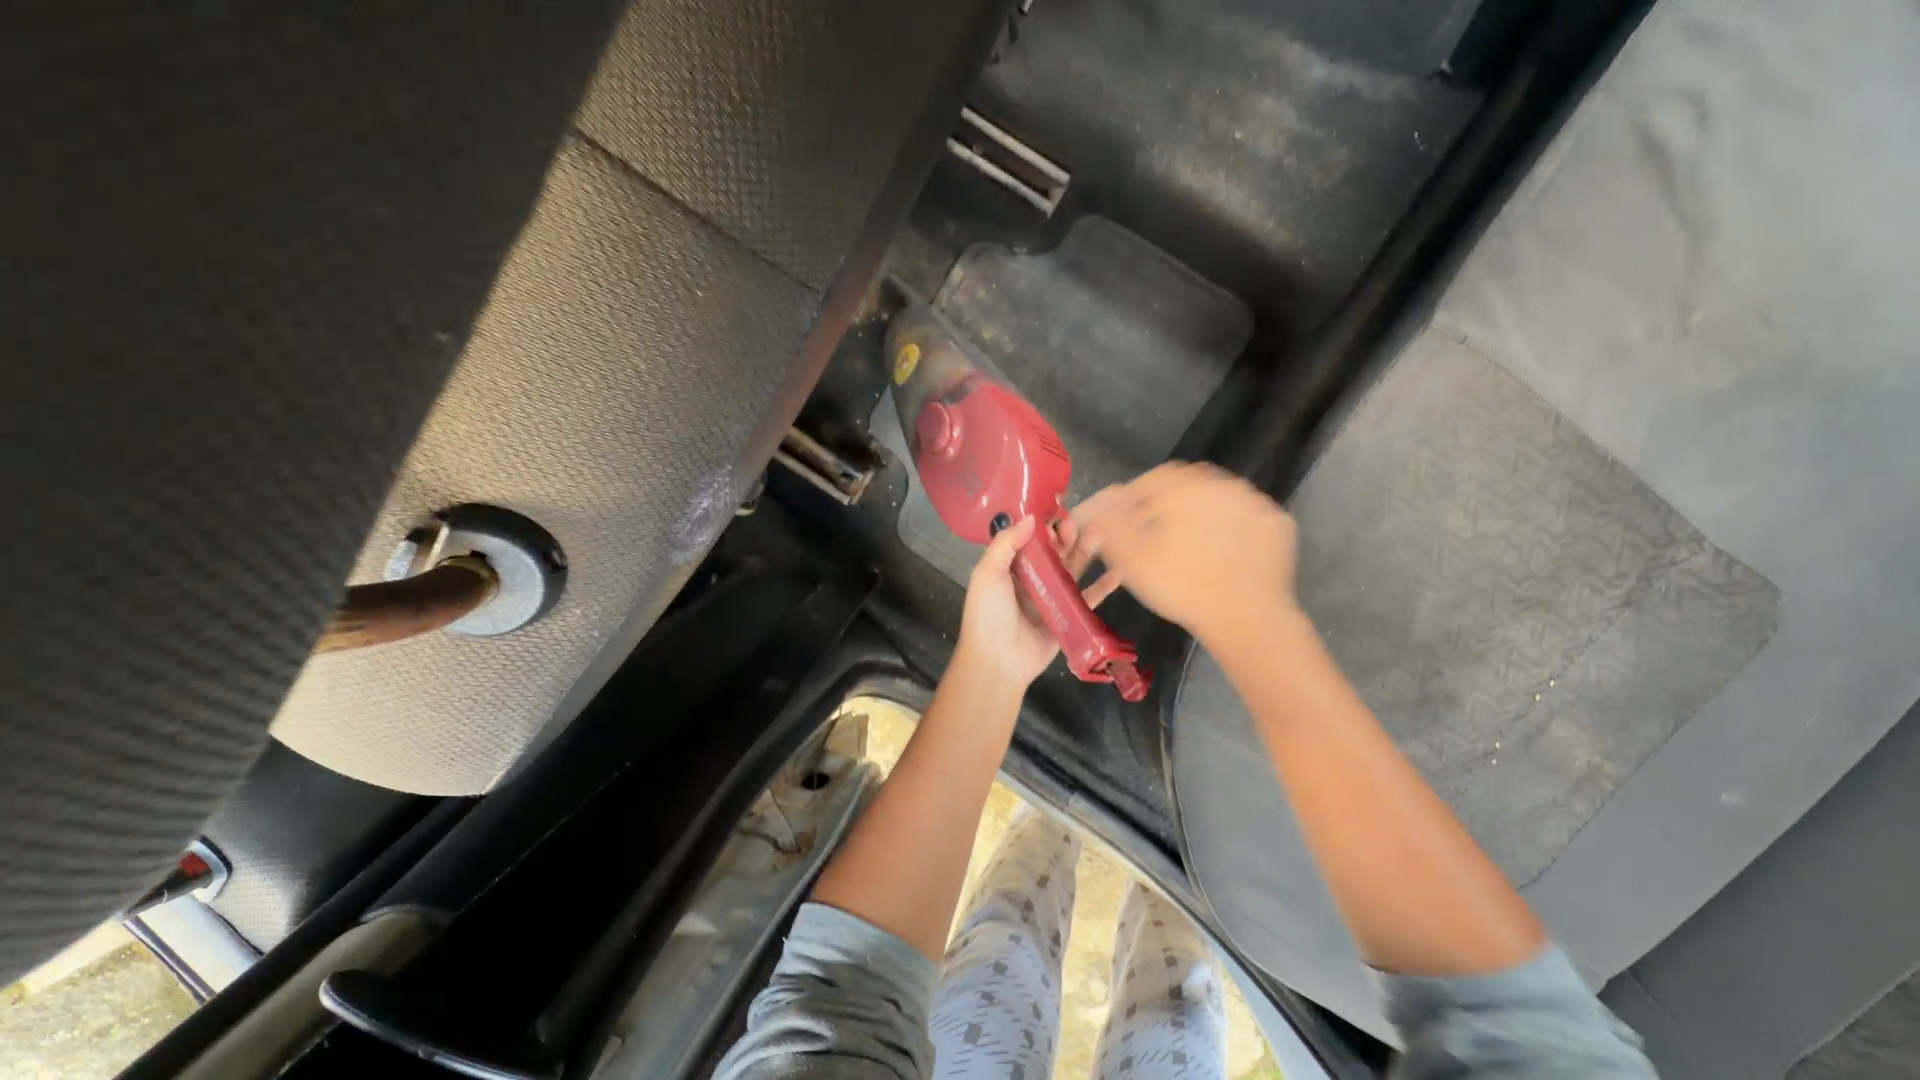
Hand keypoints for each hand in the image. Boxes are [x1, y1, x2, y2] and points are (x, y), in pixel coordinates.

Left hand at [955, 515, 1120, 688]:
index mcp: (1009, 570)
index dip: (1043, 527)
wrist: (998, 661)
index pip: (1029, 542)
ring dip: (1085, 553)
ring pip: (1072, 571)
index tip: (1055, 512)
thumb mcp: (988, 573)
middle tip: (1075, 525)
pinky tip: (1116, 573)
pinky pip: (1087, 599)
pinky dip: (1102, 587)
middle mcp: (1031, 582)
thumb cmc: (988, 614)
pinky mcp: (1067, 618)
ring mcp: (1051, 600)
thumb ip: (1006, 544)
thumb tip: (1031, 518)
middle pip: (1054, 554)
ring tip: (1099, 534)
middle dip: (1065, 537)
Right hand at [1071, 462, 1299, 644]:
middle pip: (1187, 485)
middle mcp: (1222, 484)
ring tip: (1193, 549)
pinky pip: (1246, 519)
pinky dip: (1233, 530)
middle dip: (1170, 504)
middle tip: (1159, 536)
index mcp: (1185, 487)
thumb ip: (1111, 522)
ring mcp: (1255, 502)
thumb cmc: (1183, 587)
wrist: (1247, 618)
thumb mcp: (1132, 559)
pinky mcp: (1278, 523)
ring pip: (1219, 500)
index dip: (1136, 497)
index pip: (1153, 478)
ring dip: (1203, 515)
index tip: (1130, 520)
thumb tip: (1101, 498)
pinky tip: (1224, 555)